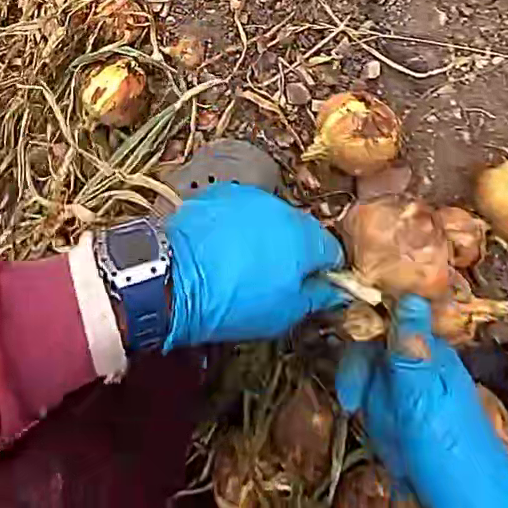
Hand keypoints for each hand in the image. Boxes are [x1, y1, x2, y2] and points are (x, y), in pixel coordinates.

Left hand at [163, 183, 346, 347]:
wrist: (173, 274)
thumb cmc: (233, 300)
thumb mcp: (283, 313)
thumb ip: (316, 297)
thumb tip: (333, 290)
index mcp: (305, 237)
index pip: (332, 251)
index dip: (324, 273)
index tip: (310, 289)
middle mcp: (283, 208)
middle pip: (302, 231)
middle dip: (294, 253)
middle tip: (274, 281)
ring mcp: (252, 197)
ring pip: (272, 219)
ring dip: (267, 238)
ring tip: (243, 265)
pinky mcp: (223, 193)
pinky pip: (242, 211)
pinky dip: (239, 227)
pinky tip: (222, 249)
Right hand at [335, 296, 507, 507]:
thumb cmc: (453, 456)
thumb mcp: (427, 399)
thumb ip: (411, 349)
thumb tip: (410, 292)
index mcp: (432, 354)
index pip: (387, 323)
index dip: (360, 345)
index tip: (348, 380)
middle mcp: (424, 370)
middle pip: (373, 356)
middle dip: (365, 388)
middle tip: (365, 413)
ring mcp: (418, 400)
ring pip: (374, 389)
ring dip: (377, 420)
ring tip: (398, 448)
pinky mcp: (412, 427)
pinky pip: (383, 418)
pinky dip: (384, 439)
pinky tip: (400, 461)